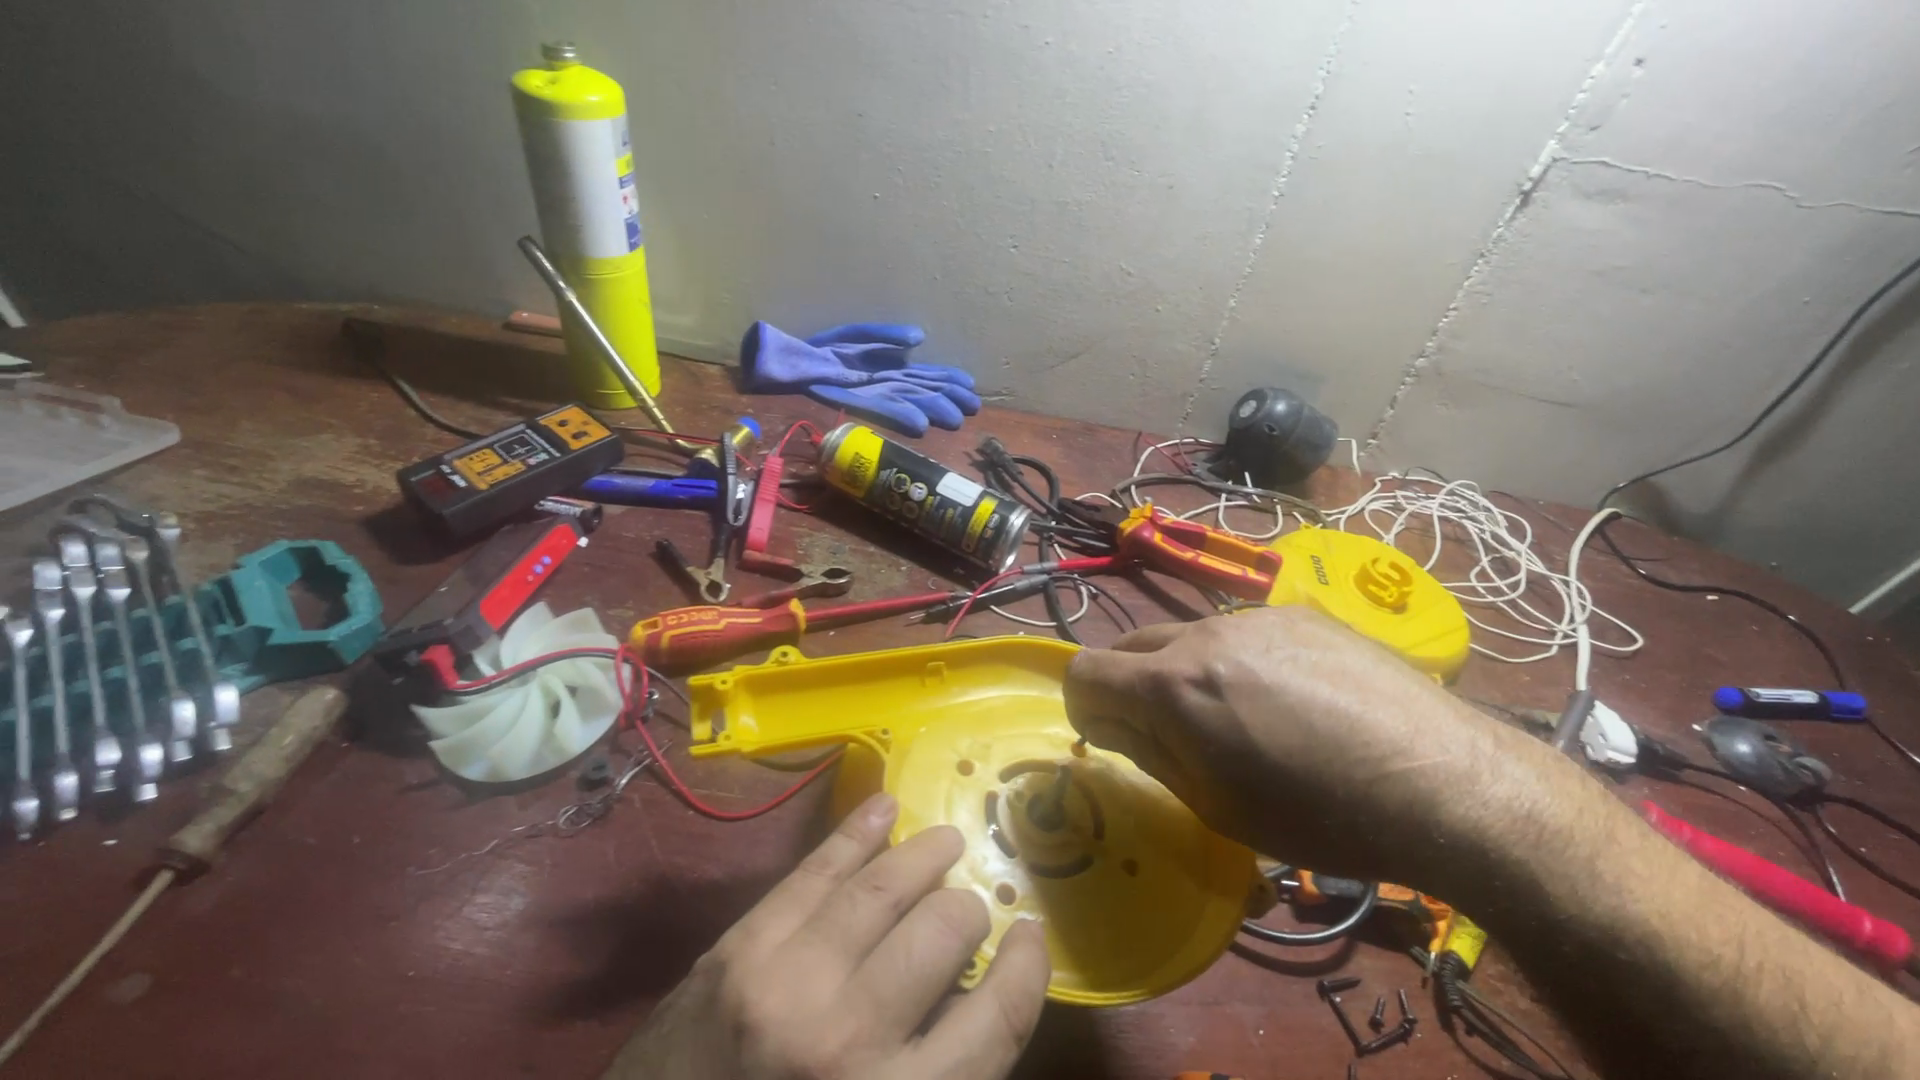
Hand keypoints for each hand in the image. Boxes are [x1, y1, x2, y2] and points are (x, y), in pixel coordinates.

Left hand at [604, 793, 1050, 1079]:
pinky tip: (884, 811)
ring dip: (923, 856)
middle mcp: (847, 1039)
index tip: (1028, 937)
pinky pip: (815, 873)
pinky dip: (854, 835)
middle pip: (941, 935)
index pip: (995, 1021)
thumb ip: (937, 1070)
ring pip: (881, 891)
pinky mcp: (741, 947)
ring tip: (945, 841)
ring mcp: (787, 982)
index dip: (1025, 970)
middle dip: (965, 910)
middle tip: (968, 905)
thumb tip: (979, 993)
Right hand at [1062, 606, 1549, 885]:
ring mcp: (1256, 615)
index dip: (1084, 709)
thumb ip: (1148, 753)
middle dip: (1129, 686)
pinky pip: (1241, 631)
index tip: (1113, 740)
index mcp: (1173, 685)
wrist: (1445, 782)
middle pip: (1130, 645)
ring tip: (1244, 718)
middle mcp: (1204, 633)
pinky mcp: (1303, 612)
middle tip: (1171, 735)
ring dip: (1185, 671)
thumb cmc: (1321, 816)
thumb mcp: (1216, 805)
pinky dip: (1238, 660)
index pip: (1083, 671)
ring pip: (1187, 636)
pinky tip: (1294, 700)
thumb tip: (1112, 724)